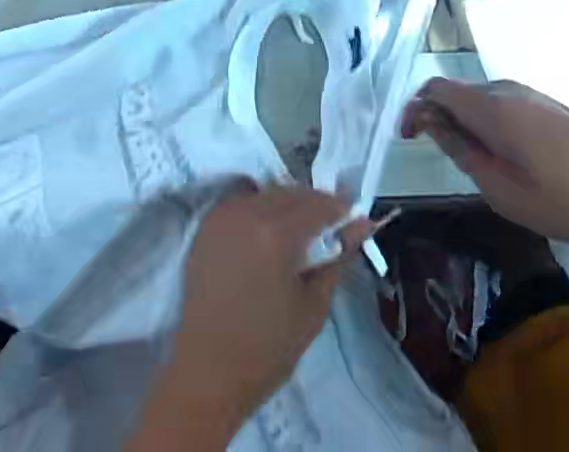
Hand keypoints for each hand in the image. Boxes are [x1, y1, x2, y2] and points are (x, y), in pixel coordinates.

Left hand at [138, 184, 368, 445]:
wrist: (206, 375)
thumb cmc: (267, 349)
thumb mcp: (314, 305)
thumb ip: (338, 257)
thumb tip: (362, 223)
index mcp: (276, 233)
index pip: (320, 203)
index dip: (341, 211)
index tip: (353, 225)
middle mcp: (248, 214)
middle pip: (293, 192)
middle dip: (315, 207)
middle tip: (329, 234)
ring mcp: (223, 217)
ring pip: (268, 194)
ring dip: (289, 206)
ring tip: (299, 237)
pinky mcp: (207, 227)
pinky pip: (244, 203)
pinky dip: (262, 210)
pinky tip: (269, 237)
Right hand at [401, 78, 568, 248]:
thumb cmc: (568, 200)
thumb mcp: (503, 191)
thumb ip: (462, 153)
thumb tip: (431, 124)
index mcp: (493, 106)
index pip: (435, 88)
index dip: (413, 110)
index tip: (407, 141)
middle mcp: (508, 89)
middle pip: (456, 92)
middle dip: (437, 119)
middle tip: (441, 161)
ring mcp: (530, 94)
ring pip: (478, 99)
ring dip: (463, 124)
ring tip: (473, 166)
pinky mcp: (546, 104)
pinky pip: (500, 105)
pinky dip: (485, 124)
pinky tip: (502, 159)